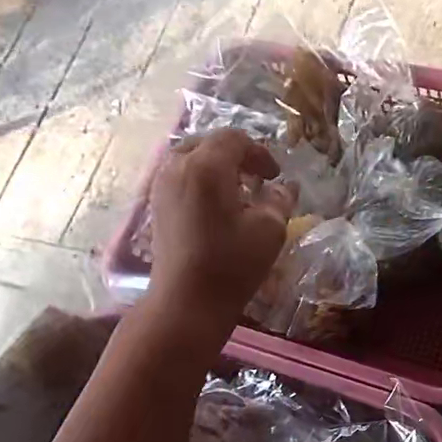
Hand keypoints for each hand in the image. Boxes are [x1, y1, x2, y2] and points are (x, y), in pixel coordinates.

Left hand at [146, 130, 295, 321]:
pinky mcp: (156, 205)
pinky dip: (201, 181)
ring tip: (238, 193)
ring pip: (191, 159)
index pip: (234, 139)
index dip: (260, 153)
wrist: (187, 301)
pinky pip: (180, 177)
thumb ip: (279, 201)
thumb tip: (285, 188)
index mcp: (206, 167)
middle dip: (236, 156)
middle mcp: (177, 166)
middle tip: (258, 179)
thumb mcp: (269, 231)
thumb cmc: (232, 264)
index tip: (276, 177)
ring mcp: (161, 185)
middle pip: (208, 143)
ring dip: (217, 168)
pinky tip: (217, 208)